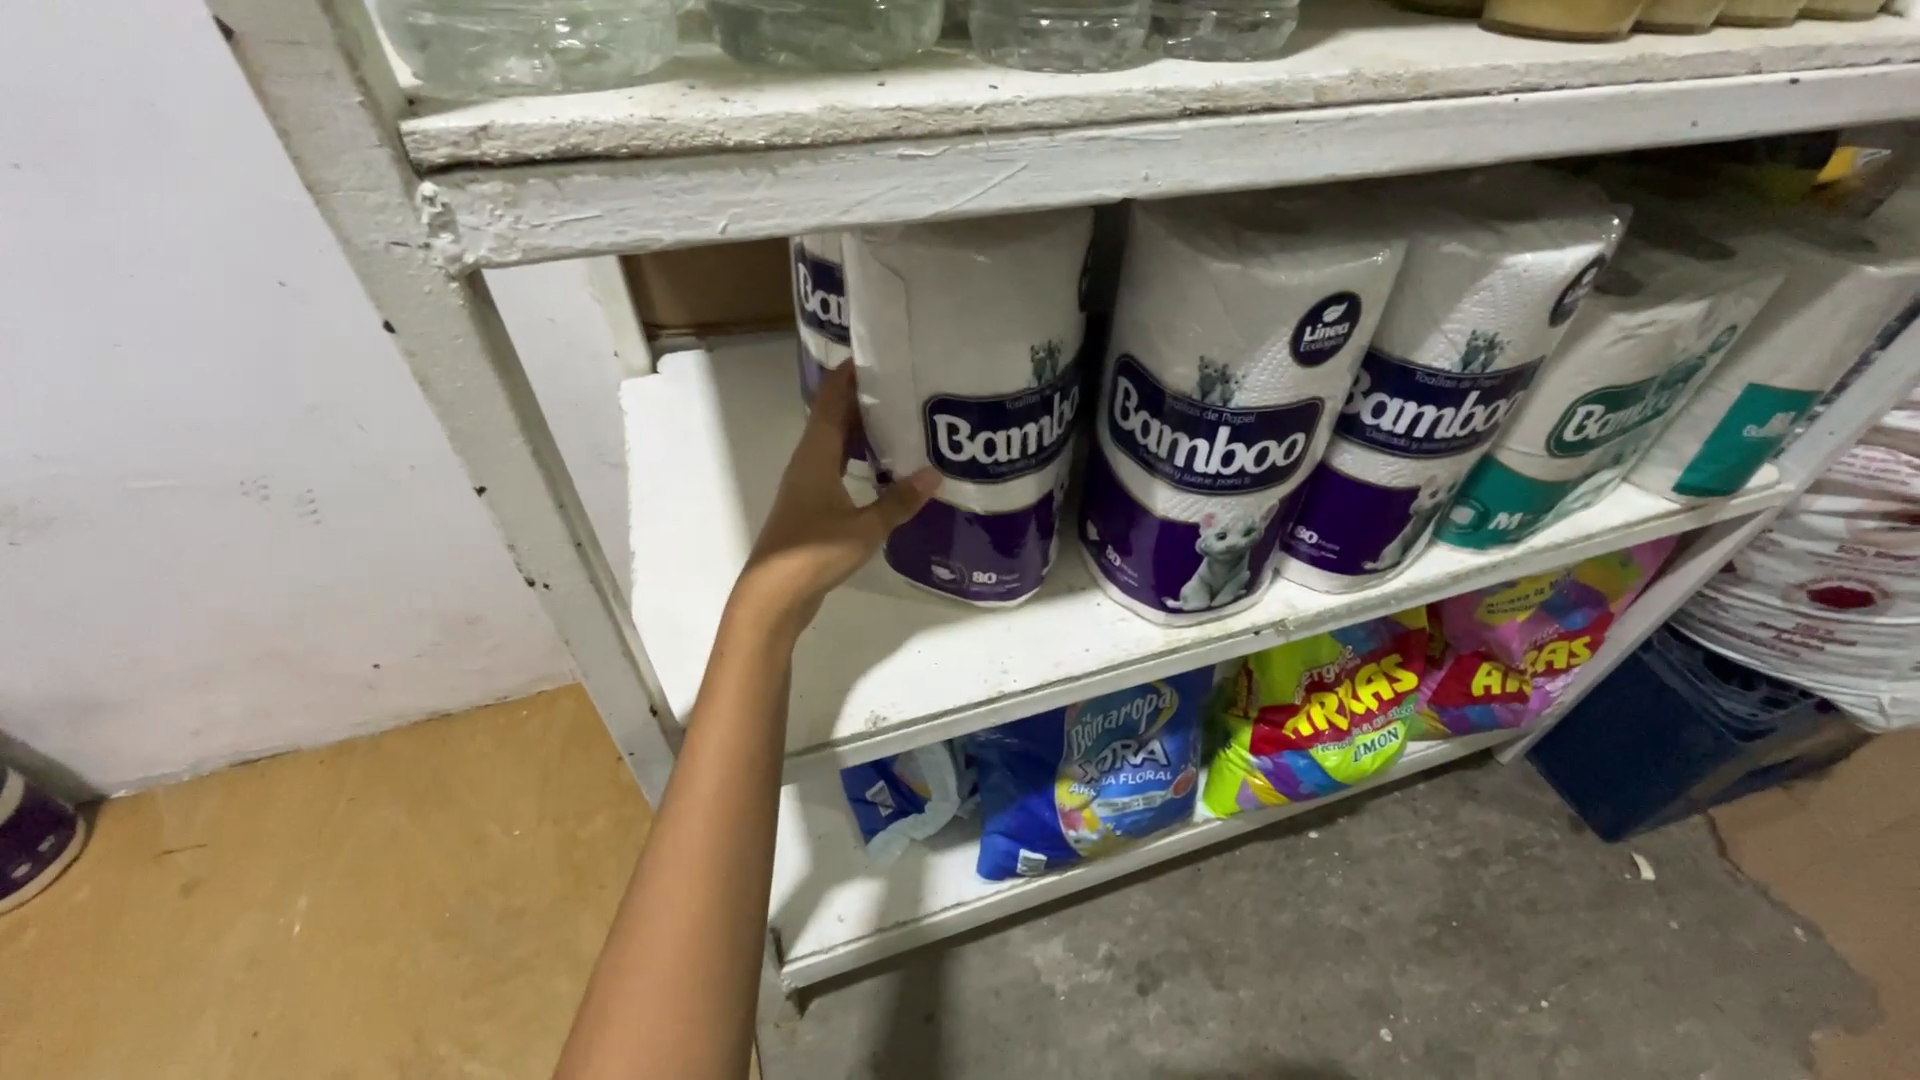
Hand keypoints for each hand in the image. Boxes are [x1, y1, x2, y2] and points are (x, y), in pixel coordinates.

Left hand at [735, 364, 940, 636]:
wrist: (774, 594)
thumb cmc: (814, 552)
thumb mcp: (865, 527)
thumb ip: (898, 501)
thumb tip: (934, 474)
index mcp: (815, 455)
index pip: (832, 400)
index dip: (850, 375)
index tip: (878, 354)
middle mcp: (807, 462)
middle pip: (834, 419)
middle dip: (863, 400)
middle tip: (902, 386)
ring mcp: (806, 486)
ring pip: (835, 446)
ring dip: (861, 432)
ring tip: (898, 421)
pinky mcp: (810, 508)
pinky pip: (836, 469)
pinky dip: (857, 461)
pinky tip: (881, 470)